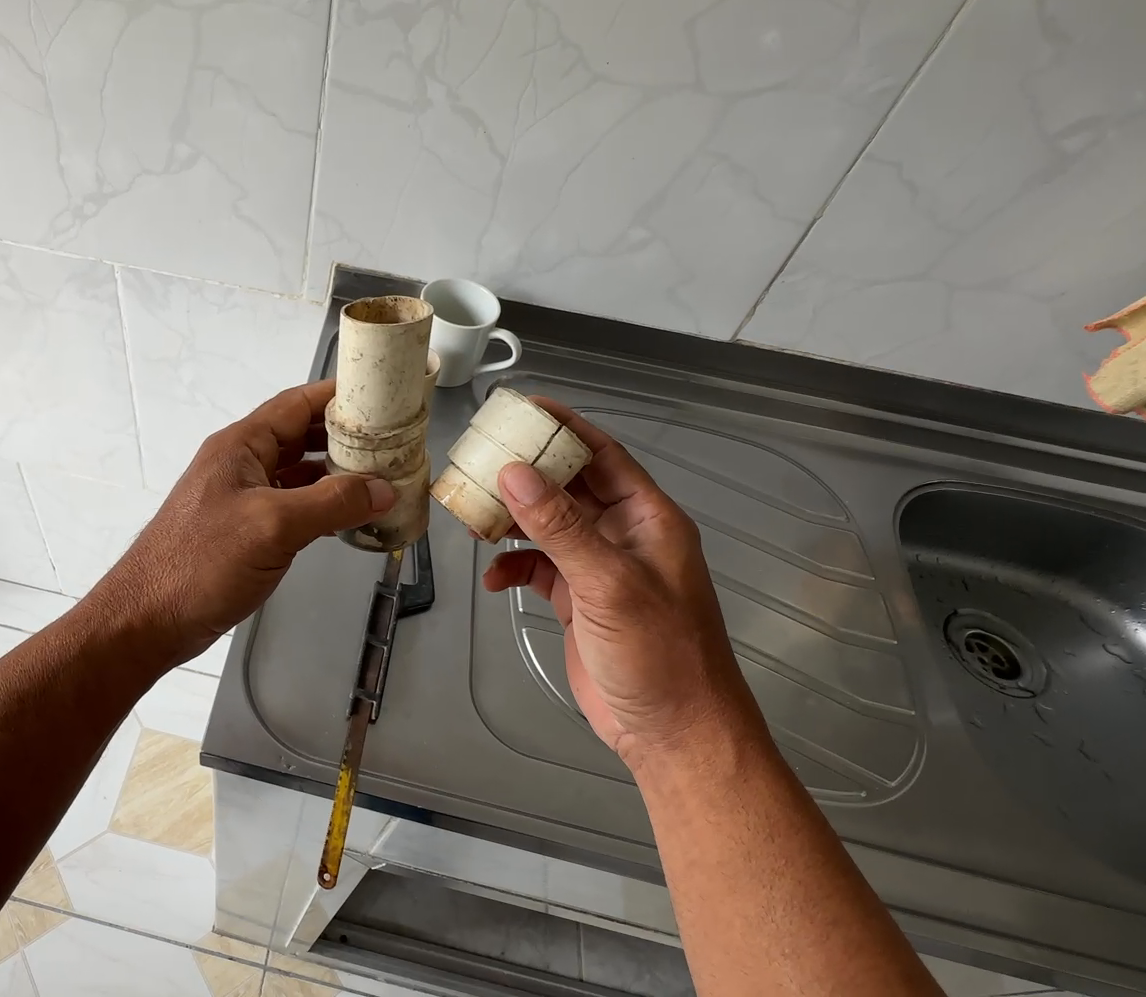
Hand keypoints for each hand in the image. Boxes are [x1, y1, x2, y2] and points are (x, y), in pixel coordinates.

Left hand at [90, 380, 393, 666]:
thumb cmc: (203, 563)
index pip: (297, 403)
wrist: (147, 620)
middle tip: (393, 442)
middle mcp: (240, 463)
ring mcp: (240, 498)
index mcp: (241, 446)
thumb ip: (331, 503)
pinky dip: (319, 505)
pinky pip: (289, 504)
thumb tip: (385, 488)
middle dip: (344, 436)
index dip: (339, 395)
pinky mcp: (242, 530)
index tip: (384, 396)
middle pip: (300, 435)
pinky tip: (347, 516)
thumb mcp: (273, 526)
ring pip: (296, 472)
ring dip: (335, 473)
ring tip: (381, 477)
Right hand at [480, 399, 758, 769]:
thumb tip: (513, 473)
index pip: (602, 456)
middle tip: (478, 463)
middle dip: (526, 476)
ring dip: (513, 522)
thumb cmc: (659, 654)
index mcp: (646, 518)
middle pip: (568, 488)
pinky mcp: (579, 601)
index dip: (564, 429)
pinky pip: (539, 569)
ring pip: (548, 527)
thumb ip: (560, 527)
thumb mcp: (609, 584)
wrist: (672, 734)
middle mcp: (623, 535)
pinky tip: (493, 578)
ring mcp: (600, 569)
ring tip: (473, 519)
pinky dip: (514, 568)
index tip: (521, 410)